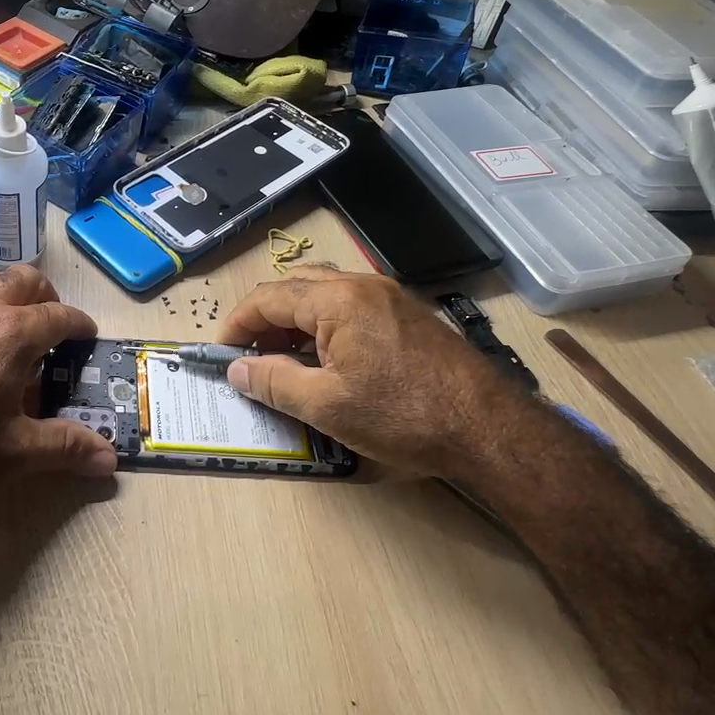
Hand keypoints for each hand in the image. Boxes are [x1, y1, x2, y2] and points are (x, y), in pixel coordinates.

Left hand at [0, 265, 117, 488]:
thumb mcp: (16, 450)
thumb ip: (65, 448)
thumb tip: (110, 460)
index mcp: (18, 333)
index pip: (62, 315)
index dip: (80, 323)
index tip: (87, 333)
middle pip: (26, 278)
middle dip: (46, 294)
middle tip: (51, 318)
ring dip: (4, 288)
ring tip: (7, 312)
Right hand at [213, 266, 528, 478]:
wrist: (492, 430)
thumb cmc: (403, 417)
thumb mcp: (327, 407)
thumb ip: (274, 383)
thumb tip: (236, 371)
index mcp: (336, 299)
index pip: (268, 298)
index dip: (237, 324)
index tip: (222, 353)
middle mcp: (362, 284)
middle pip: (295, 288)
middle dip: (265, 320)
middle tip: (251, 356)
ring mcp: (389, 296)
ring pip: (324, 295)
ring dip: (296, 322)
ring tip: (285, 361)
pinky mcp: (409, 314)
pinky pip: (351, 306)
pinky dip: (326, 325)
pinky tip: (329, 361)